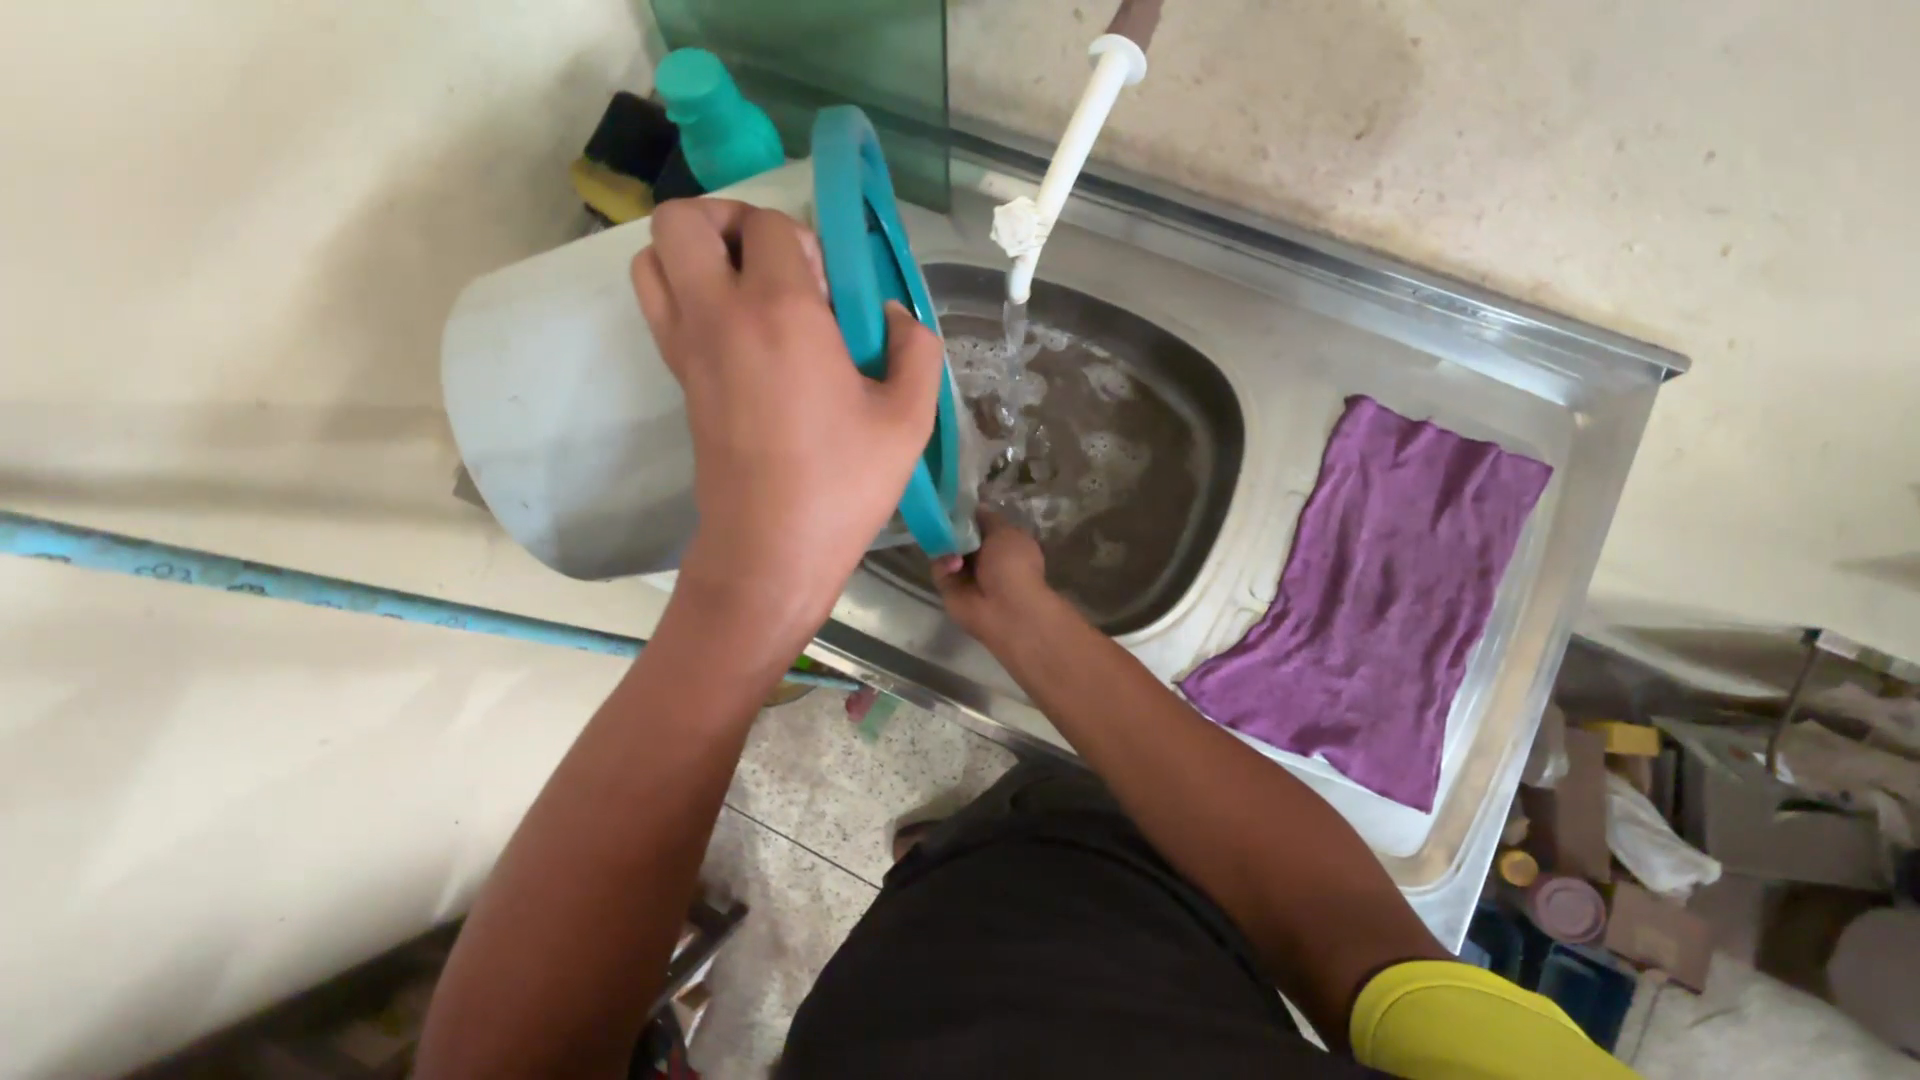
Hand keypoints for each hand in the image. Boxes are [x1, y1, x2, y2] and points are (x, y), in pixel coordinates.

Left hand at [630, 199, 945, 628]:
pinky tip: (740, 332)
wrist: (770, 549)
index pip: (769, 226)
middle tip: (776, 262)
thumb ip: (915, 350)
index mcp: (780, 312)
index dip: (804, 238)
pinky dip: (686, 292)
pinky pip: (660, 305)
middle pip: (682, 221)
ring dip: (696, 254)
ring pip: (652, 257)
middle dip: (728, 220)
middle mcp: (718, 315)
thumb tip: (892, 318)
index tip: (832, 285)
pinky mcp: (677, 378)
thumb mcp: (908, 419)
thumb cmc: (843, 485)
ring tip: (748, 289)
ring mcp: (686, 347)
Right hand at [931, 513, 1060, 646]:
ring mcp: (965, 573)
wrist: (1006, 609)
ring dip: (946, 544)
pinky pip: (939, 568)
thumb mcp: (1006, 532)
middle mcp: (983, 557)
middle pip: (958, 535)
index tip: (952, 501)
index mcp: (1003, 542)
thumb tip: (976, 507)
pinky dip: (944, 563)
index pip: (979, 522)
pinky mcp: (949, 587)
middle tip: (940, 515)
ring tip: (951, 544)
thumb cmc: (1013, 564)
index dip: (967, 512)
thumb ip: (987, 519)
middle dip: (950, 526)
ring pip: (945, 549)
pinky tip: (954, 565)